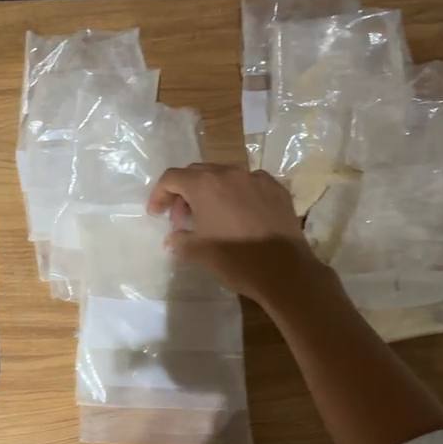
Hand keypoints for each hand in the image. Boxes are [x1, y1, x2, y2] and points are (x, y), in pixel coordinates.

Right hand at [149, 162, 321, 302]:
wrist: (285, 271)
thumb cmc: (235, 259)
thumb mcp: (198, 251)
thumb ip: (179, 239)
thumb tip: (173, 238)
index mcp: (204, 185)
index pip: (171, 178)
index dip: (159, 194)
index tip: (157, 213)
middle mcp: (229, 173)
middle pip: (197, 172)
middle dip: (184, 192)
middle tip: (182, 218)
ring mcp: (256, 178)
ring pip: (224, 175)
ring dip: (210, 191)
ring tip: (211, 215)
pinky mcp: (276, 188)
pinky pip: (249, 182)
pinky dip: (237, 193)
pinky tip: (239, 214)